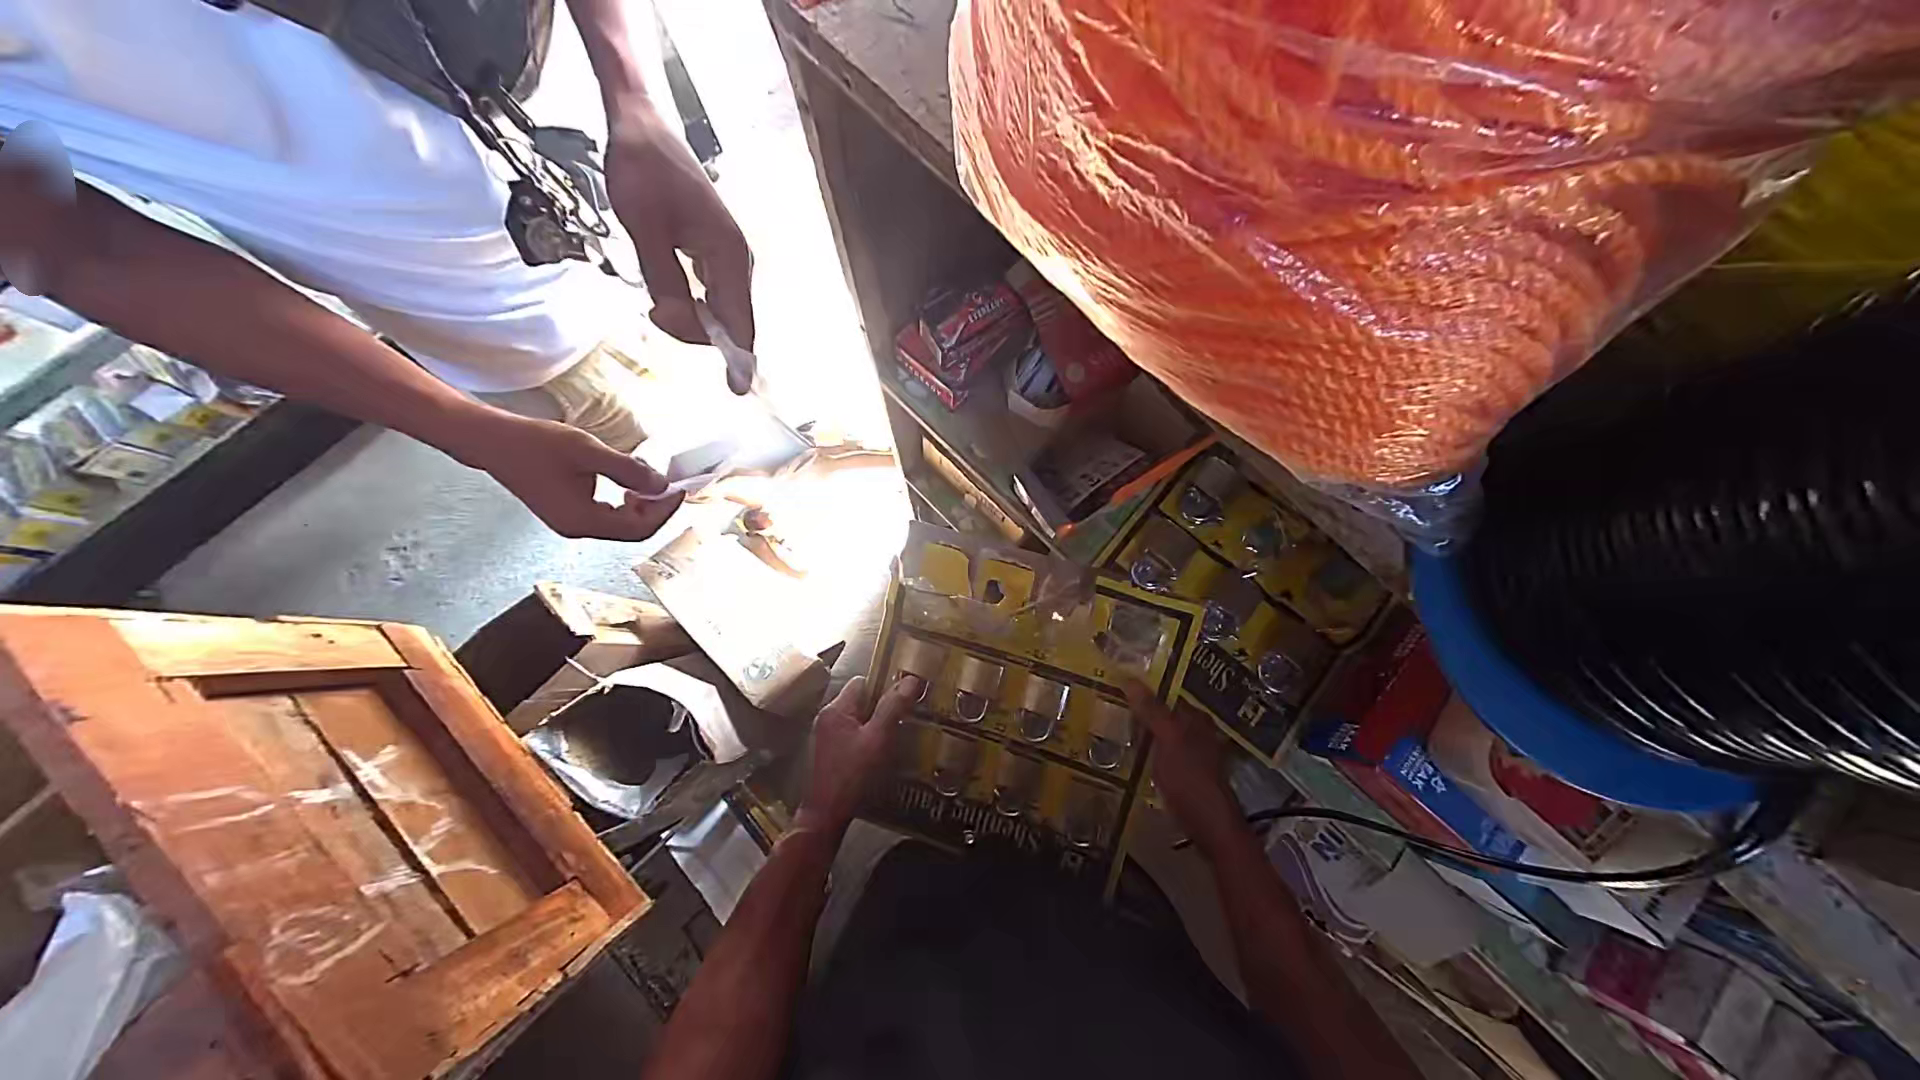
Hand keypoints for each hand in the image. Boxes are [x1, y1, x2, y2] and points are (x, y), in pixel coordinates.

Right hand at [461, 412, 685, 539]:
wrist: (491, 440)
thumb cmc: (535, 443)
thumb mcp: (589, 451)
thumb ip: (629, 471)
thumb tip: (661, 485)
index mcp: (583, 521)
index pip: (639, 528)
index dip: (664, 510)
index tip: (679, 489)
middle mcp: (577, 529)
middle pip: (633, 530)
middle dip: (656, 509)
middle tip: (670, 485)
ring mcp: (571, 523)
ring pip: (621, 524)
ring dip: (642, 506)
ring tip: (651, 482)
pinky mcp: (567, 512)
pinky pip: (607, 516)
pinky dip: (626, 503)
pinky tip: (630, 486)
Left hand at [605, 103, 755, 352]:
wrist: (642, 124)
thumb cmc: (643, 169)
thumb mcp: (643, 228)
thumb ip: (664, 282)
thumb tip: (676, 323)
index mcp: (729, 255)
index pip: (738, 321)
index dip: (737, 358)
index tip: (737, 389)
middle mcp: (738, 261)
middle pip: (730, 320)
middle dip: (697, 331)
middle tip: (654, 314)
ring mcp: (729, 257)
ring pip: (720, 309)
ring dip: (692, 318)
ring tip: (656, 301)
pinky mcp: (716, 252)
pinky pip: (712, 293)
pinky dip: (694, 305)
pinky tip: (670, 295)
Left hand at [797, 675, 921, 834]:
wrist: (826, 816)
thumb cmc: (852, 774)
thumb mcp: (877, 739)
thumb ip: (892, 708)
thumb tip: (910, 679)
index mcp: (836, 709)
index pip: (862, 682)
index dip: (884, 684)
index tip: (907, 693)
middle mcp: (828, 719)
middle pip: (861, 701)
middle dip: (884, 705)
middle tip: (909, 712)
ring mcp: (827, 737)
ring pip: (858, 720)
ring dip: (878, 723)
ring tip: (902, 731)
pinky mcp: (831, 754)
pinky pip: (854, 736)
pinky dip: (870, 739)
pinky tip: (886, 751)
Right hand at [1126, 682, 1247, 856]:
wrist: (1209, 827)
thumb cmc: (1190, 778)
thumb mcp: (1168, 739)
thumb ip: (1151, 710)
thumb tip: (1129, 678)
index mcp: (1196, 718)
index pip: (1168, 693)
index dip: (1145, 687)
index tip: (1116, 683)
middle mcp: (1197, 732)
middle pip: (1164, 713)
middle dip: (1141, 709)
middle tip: (1107, 704)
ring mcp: (1192, 755)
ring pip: (1161, 734)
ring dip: (1141, 731)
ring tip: (1112, 727)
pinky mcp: (1184, 775)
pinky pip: (1160, 754)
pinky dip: (1145, 751)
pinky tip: (1129, 755)